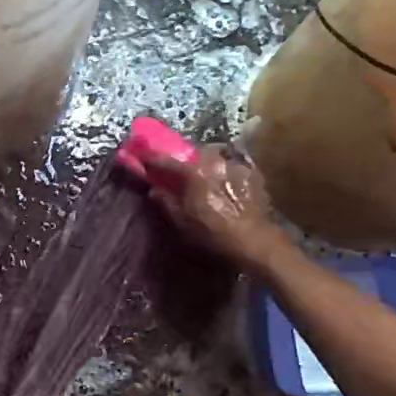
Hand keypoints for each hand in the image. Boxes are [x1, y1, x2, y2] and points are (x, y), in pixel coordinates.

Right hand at [146, 143, 288, 263]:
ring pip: (214, 157)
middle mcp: (215, 161)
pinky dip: (224, 171)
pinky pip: (232, 166)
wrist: (255, 242)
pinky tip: (224, 182)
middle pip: (193, 153)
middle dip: (182, 159)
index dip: (150, 158)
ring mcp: (237, 165)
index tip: (139, 156)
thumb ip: (166, 201)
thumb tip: (154, 189)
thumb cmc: (213, 233)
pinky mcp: (253, 173)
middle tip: (176, 169)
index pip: (166, 160)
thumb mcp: (182, 221)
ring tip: (203, 175)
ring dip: (205, 164)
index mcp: (194, 171)